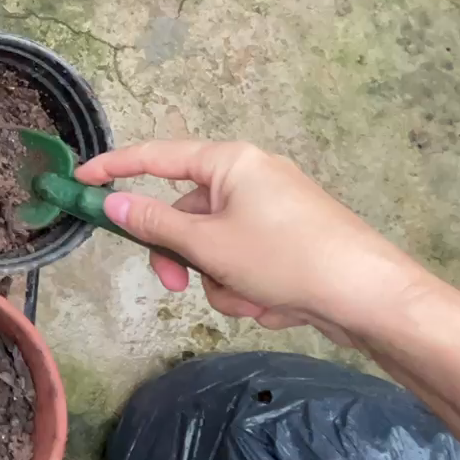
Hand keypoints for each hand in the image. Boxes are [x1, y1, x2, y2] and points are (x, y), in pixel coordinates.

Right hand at [76, 140, 429, 344]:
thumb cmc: (286, 258)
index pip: (154, 156)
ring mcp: (273, 209)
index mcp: (228, 162)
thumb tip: (111, 201)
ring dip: (218, 277)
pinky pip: (243, 257)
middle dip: (179, 254)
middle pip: (185, 211)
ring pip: (213, 243)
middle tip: (174, 285)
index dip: (113, 167)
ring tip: (250, 300)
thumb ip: (152, 222)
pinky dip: (247, 284)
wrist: (379, 301)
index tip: (81, 180)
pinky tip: (275, 303)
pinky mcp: (291, 239)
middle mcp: (249, 176)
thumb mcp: (208, 243)